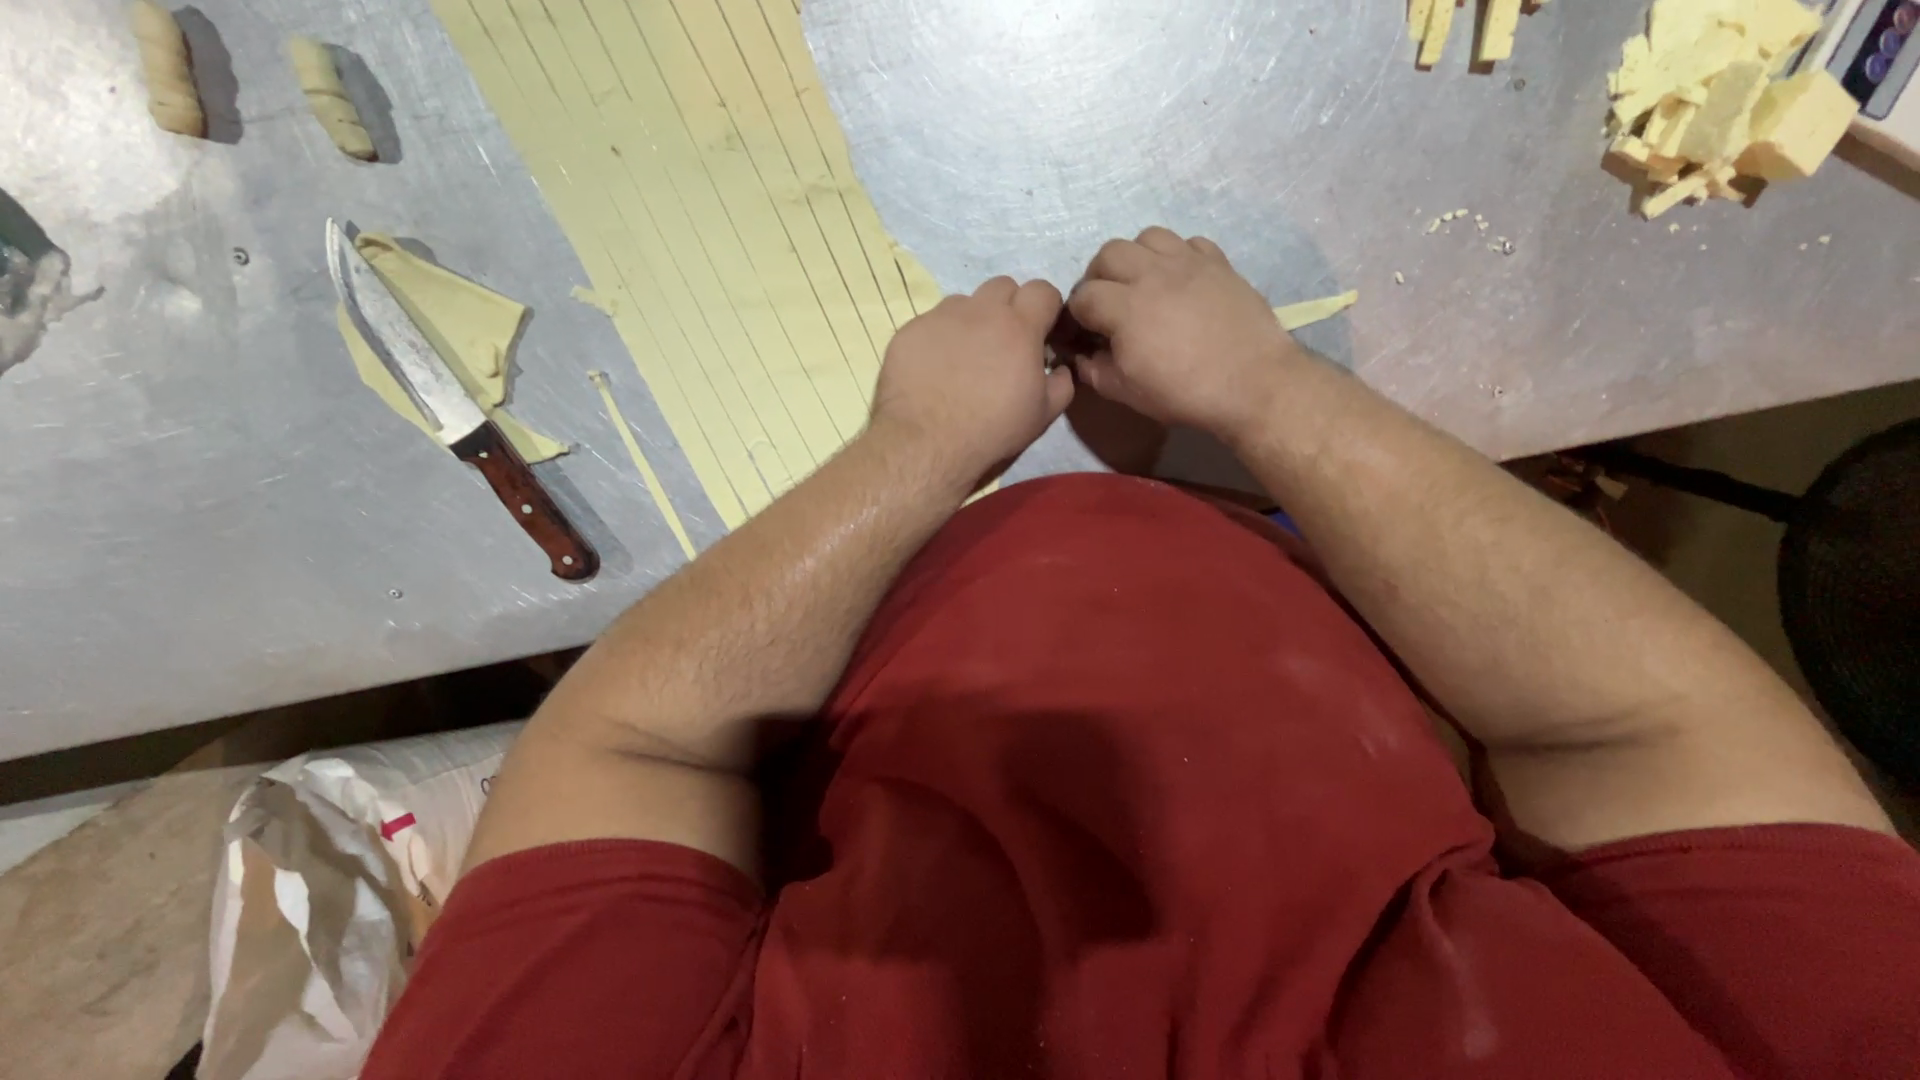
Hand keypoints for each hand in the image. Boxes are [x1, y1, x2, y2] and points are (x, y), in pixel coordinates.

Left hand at [869, 276, 1073, 488]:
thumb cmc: (991, 430)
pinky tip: (934, 369)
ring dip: (972, 320)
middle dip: (1010, 306)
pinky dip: (939, 337)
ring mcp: (941, 317)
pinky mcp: (910, 329)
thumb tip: (1059, 368)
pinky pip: (931, 322)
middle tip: (1004, 342)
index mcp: (1019, 326)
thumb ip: (1060, 383)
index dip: (1046, 307)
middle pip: (1003, 286)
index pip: (1042, 290)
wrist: (926, 443)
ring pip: (964, 302)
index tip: (1042, 330)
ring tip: (965, 357)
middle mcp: (980, 311)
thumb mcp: (1042, 415)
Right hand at [1067, 227, 1310, 439]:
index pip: (1082, 296)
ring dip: (1135, 257)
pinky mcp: (1217, 262)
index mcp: (1124, 307)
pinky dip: (1175, 257)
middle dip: (1099, 277)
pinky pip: (1188, 242)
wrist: (1252, 383)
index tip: (1083, 333)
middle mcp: (1152, 273)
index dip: (1076, 316)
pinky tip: (1179, 281)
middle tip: (1107, 303)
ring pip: (1147, 237)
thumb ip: (1094, 371)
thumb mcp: (1127, 392)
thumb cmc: (1184, 392)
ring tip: (1141, 283)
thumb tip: (1081, 356)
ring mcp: (1187, 262)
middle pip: (1108, 254)